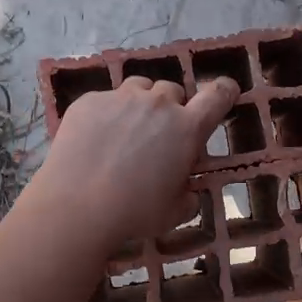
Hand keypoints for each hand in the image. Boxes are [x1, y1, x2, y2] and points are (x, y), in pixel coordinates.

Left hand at [21, 76, 239, 252]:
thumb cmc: (134, 213)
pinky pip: (106, 99)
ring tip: (127, 130)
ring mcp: (121, 98)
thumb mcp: (175, 212)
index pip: (217, 95)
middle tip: (159, 134)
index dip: (225, 90)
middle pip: (173, 91)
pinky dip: (107, 114)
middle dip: (172, 108)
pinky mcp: (89, 101)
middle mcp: (158, 104)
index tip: (225, 92)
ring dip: (141, 103)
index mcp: (187, 128)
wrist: (76, 206)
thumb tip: (187, 191)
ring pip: (139, 88)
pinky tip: (96, 139)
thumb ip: (188, 195)